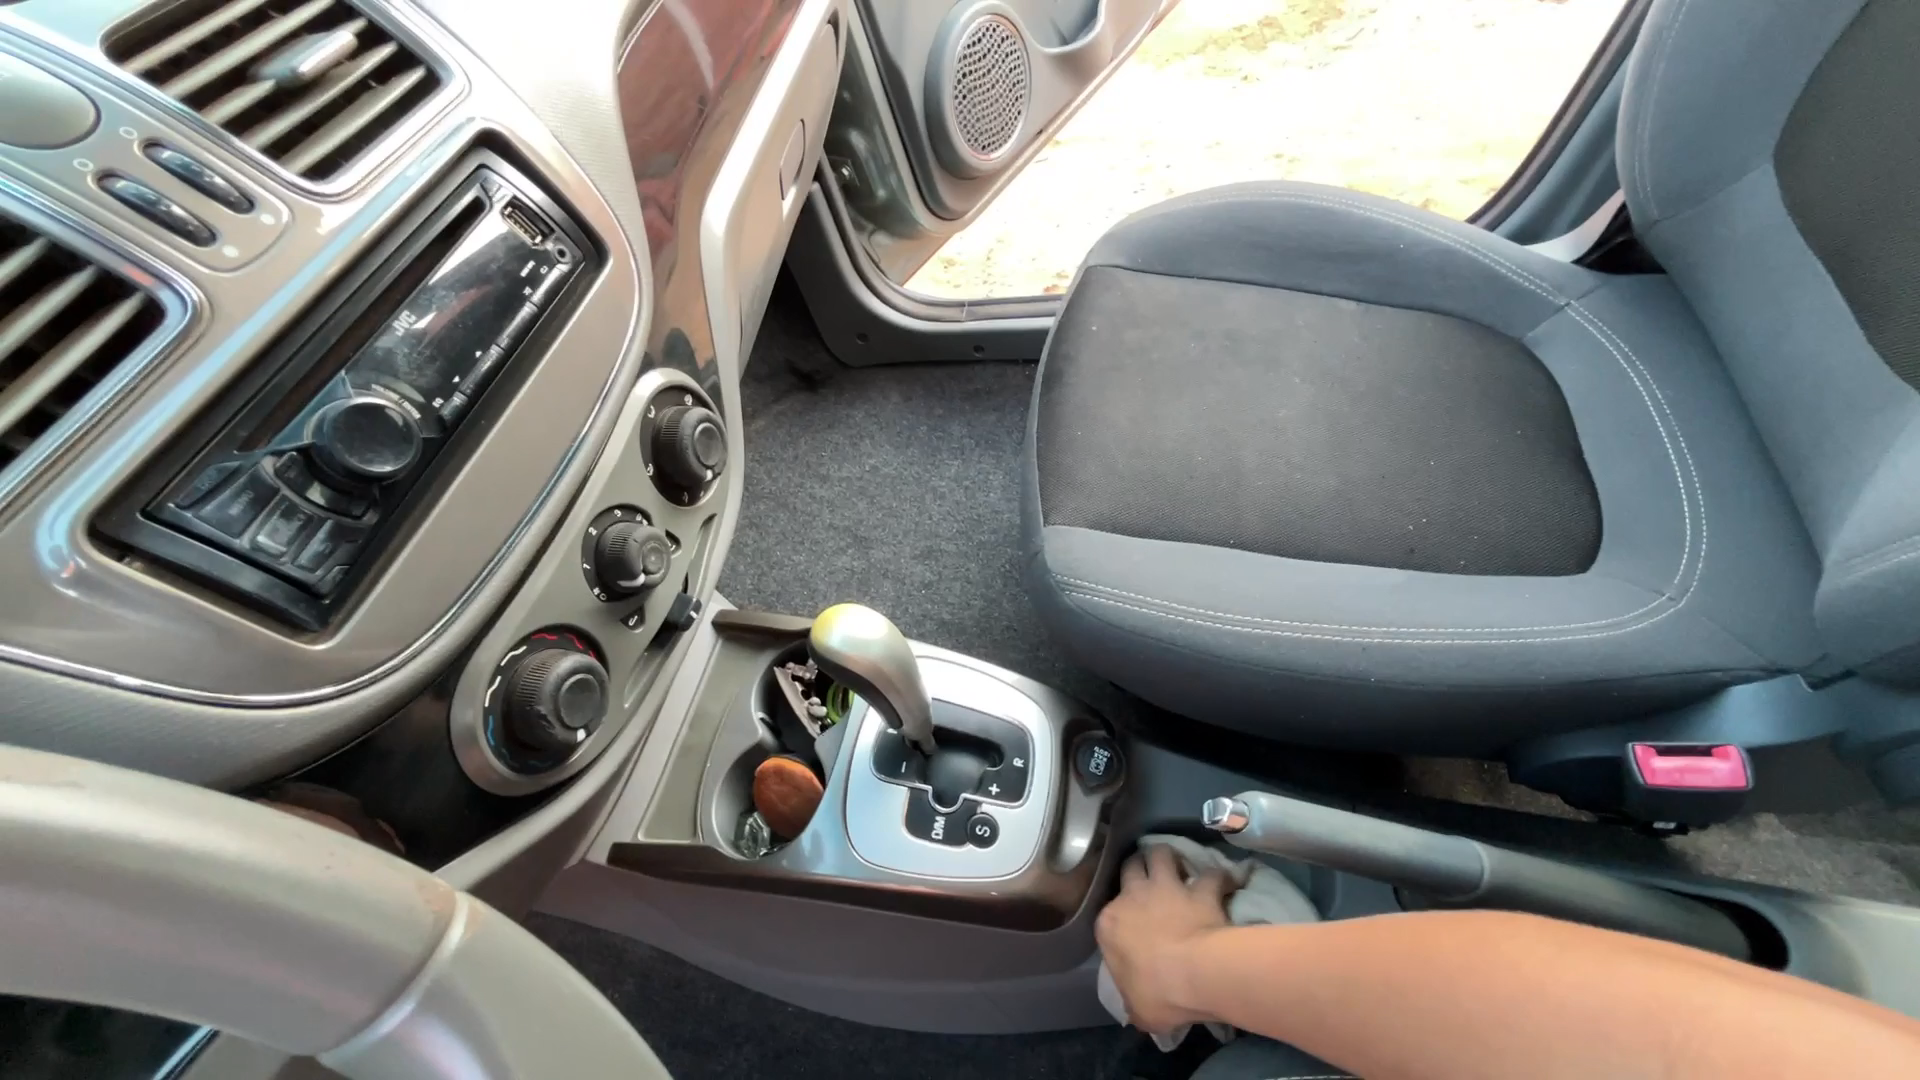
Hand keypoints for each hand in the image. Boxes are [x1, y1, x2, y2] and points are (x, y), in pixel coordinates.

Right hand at [1096, 844, 1233, 1033]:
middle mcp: (1134, 895)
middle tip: (1150, 871)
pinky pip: (1213, 875)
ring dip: (1171, 856)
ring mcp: (1168, 888)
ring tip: (1180, 862)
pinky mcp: (1200, 891)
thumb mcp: (1138, 1009)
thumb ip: (1134, 1003)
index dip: (1122, 911)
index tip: (1132, 920)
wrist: (1194, 973)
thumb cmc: (1158, 993)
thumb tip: (1137, 1010)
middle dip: (1140, 863)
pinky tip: (1228, 881)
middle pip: (1132, 865)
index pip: (1110, 909)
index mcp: (1111, 922)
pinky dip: (1221, 877)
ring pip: (1162, 853)